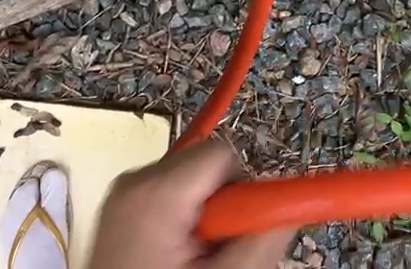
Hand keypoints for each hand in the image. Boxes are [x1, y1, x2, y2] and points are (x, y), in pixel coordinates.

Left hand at [87, 138, 295, 268]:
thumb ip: (259, 242)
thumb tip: (291, 207)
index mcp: (156, 191)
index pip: (221, 152)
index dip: (243, 190)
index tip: (246, 229)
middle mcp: (135, 179)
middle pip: (205, 166)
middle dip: (224, 207)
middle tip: (218, 258)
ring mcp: (123, 192)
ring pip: (189, 182)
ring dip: (204, 218)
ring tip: (194, 264)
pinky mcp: (119, 208)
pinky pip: (167, 195)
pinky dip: (182, 222)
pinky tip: (176, 260)